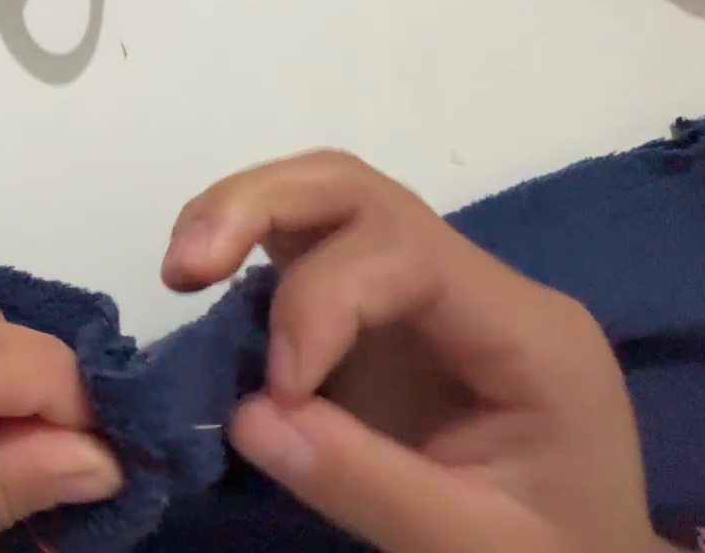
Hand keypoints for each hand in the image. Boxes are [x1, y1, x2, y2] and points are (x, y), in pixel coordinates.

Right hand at [162, 151, 679, 552]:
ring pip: (317, 190)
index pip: (403, 254)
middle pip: (351, 187)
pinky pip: (300, 232)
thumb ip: (367, 485)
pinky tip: (204, 276)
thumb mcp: (479, 552)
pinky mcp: (370, 290)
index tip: (278, 389)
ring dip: (235, 211)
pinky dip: (240, 237)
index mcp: (524, 327)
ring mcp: (415, 274)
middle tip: (183, 270)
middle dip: (254, 209)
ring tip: (180, 269)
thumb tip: (244, 415)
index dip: (318, 304)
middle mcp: (468, 276)